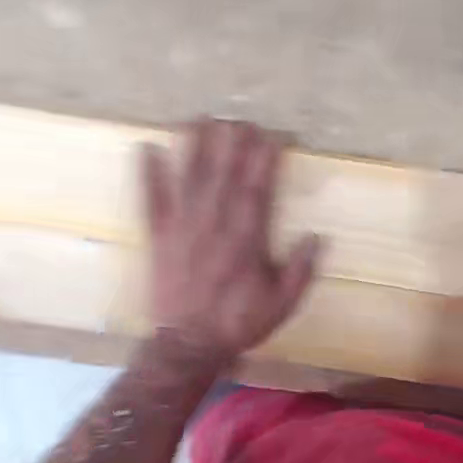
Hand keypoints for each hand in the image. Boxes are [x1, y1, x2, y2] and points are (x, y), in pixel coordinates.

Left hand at [143, 119, 320, 358]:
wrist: (189, 345)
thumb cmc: (240, 323)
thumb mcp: (283, 304)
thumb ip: (300, 270)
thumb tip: (317, 237)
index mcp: (247, 239)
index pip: (258, 189)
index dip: (265, 159)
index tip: (272, 135)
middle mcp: (214, 225)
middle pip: (225, 174)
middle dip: (233, 142)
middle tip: (240, 117)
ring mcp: (182, 228)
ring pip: (189, 178)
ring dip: (195, 146)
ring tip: (201, 119)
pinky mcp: (158, 238)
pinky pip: (151, 201)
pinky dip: (147, 175)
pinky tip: (146, 149)